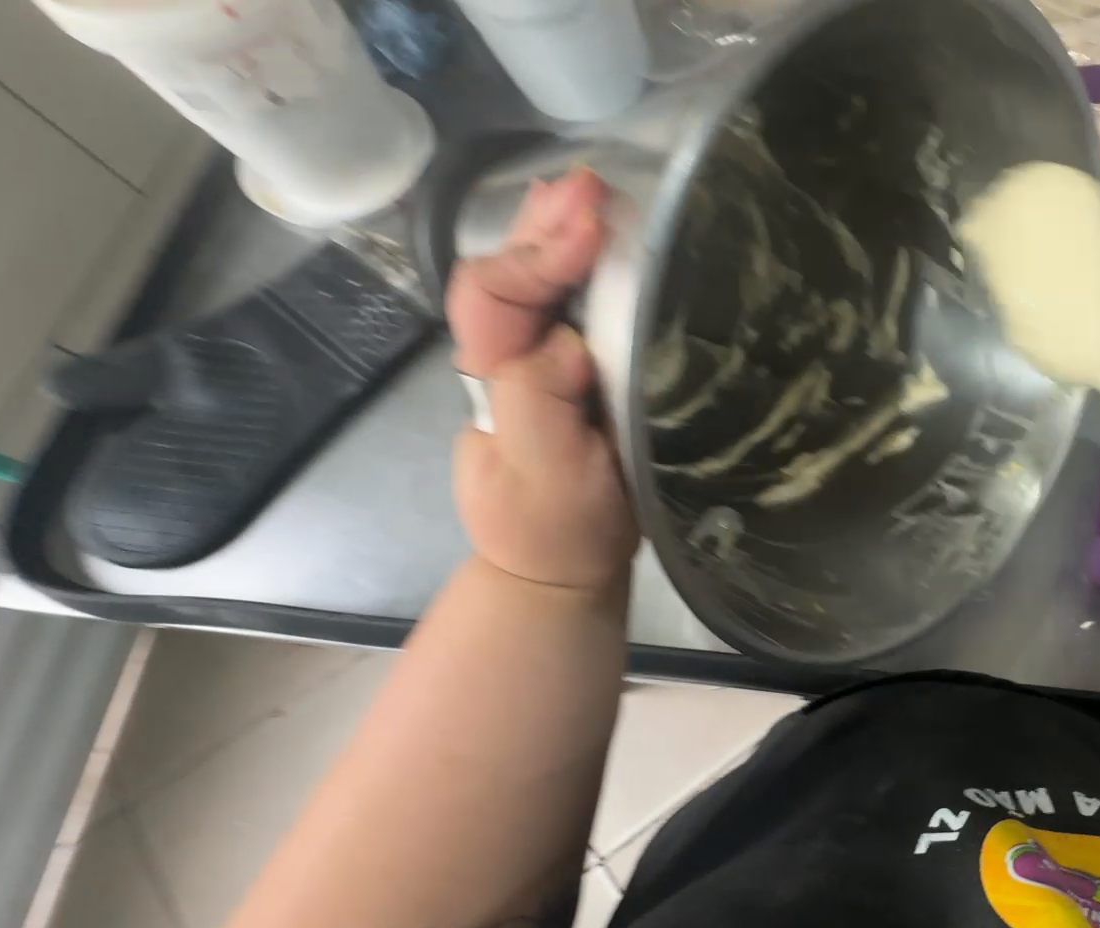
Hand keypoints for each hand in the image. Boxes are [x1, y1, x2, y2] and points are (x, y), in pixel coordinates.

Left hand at [447, 167, 638, 593]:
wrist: (563, 568)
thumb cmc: (558, 529)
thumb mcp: (545, 478)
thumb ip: (539, 404)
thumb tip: (565, 342)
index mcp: (495, 383)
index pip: (496, 298)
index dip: (538, 256)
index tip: (591, 225)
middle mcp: (508, 364)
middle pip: (507, 276)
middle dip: (543, 224)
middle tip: (590, 186)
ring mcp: (538, 371)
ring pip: (534, 288)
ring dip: (558, 232)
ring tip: (591, 195)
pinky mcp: (571, 382)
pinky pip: (568, 314)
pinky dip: (584, 269)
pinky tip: (604, 247)